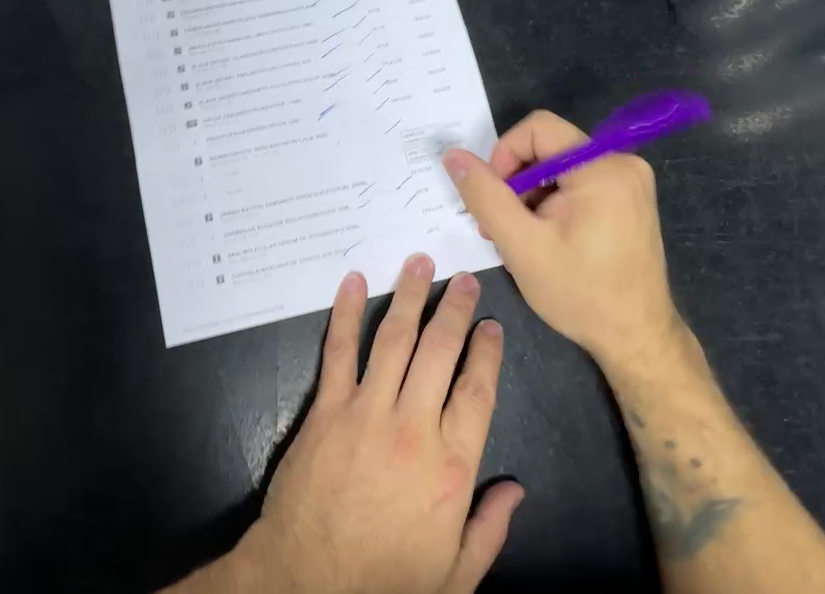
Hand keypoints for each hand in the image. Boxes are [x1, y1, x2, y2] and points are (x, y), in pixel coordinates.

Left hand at [226, 254, 522, 593]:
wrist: (307, 582)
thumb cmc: (386, 580)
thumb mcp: (455, 575)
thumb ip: (490, 530)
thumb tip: (517, 489)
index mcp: (450, 466)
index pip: (477, 392)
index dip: (487, 354)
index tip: (492, 326)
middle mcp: (413, 428)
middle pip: (439, 352)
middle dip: (454, 310)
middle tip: (463, 279)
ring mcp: (366, 412)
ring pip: (393, 340)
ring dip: (408, 296)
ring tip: (420, 262)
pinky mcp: (327, 409)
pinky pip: (337, 350)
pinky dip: (344, 312)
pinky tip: (353, 281)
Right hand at [443, 111, 686, 371]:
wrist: (636, 339)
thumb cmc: (580, 293)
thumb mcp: (521, 244)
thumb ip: (484, 195)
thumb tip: (453, 155)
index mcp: (602, 167)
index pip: (537, 128)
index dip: (504, 155)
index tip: (494, 198)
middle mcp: (622, 163)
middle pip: (547, 147)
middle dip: (515, 182)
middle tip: (500, 226)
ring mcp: (629, 181)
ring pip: (557, 167)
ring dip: (530, 196)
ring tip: (521, 239)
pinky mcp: (628, 199)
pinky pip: (576, 182)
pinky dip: (551, 203)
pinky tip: (545, 238)